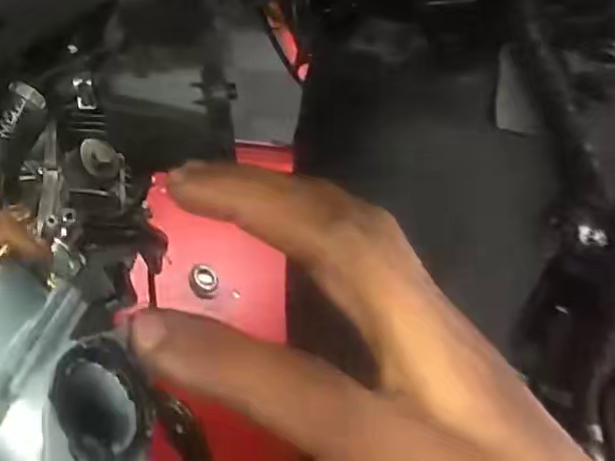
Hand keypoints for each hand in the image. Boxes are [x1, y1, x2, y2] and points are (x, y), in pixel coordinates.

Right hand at [130, 163, 587, 460]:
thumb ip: (286, 443)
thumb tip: (202, 381)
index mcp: (441, 452)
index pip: (322, 394)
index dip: (220, 356)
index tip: (144, 330)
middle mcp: (462, 378)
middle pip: (361, 249)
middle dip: (259, 198)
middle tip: (182, 181)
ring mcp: (469, 347)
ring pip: (374, 231)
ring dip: (282, 191)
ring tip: (217, 184)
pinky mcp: (463, 340)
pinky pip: (379, 248)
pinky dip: (315, 214)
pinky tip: (280, 222)